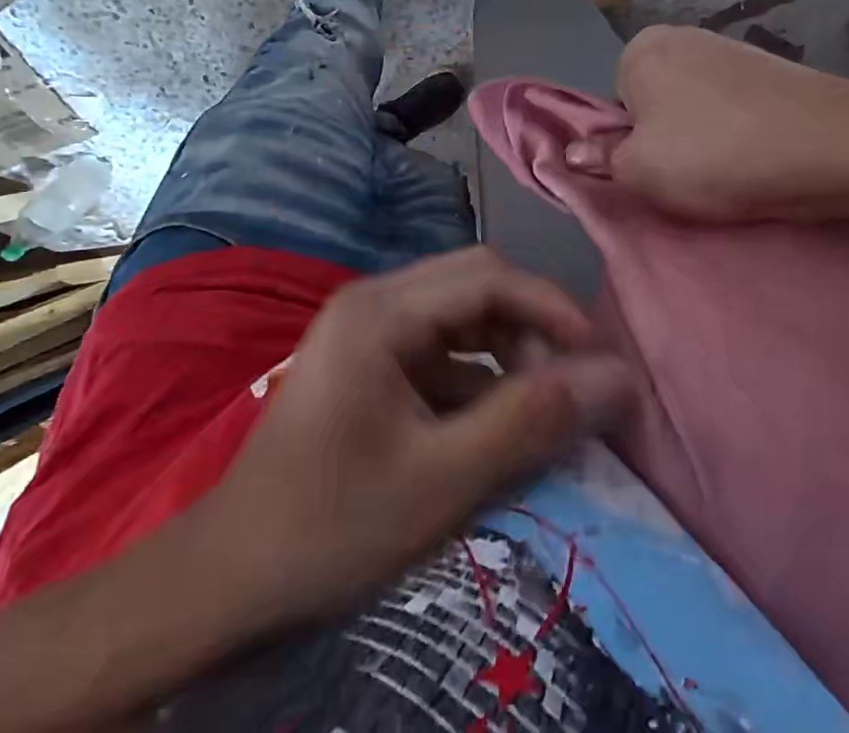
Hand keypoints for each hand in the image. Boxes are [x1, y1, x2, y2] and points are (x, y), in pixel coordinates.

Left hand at [196, 247, 630, 631]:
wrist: (231, 572)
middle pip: (476, 285)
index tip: (599, 361)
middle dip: (532, 329)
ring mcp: (365, 330)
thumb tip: (617, 379)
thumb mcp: (444, 477)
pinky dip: (477, 377)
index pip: (489, 276)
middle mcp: (372, 301)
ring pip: (460, 316)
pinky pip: (438, 349)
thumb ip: (532, 419)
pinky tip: (490, 424)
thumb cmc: (333, 523)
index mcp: (380, 312)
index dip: (553, 309)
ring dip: (507, 352)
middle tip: (566, 389)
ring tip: (535, 409)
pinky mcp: (366, 362)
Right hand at [565, 25, 848, 229]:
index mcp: (640, 50)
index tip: (652, 173)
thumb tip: (570, 153)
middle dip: (664, 143)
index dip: (626, 147)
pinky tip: (755, 161)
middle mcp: (683, 37)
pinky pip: (732, 112)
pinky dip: (735, 138)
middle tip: (686, 179)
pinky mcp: (773, 73)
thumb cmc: (714, 156)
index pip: (611, 107)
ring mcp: (733, 52)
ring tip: (726, 175)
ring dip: (700, 144)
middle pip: (652, 107)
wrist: (832, 148)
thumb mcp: (637, 170)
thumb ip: (598, 160)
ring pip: (693, 112)